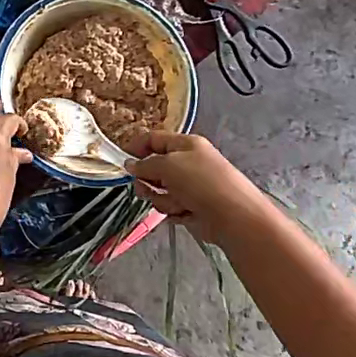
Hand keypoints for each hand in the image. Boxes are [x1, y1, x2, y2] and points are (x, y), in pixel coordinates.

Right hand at [123, 132, 272, 243]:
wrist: (233, 216)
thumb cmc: (202, 182)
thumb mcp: (168, 165)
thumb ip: (145, 164)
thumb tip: (130, 164)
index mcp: (185, 144)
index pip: (154, 139)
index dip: (136, 147)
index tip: (121, 159)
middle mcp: (187, 163)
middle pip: (153, 168)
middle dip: (148, 181)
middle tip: (148, 187)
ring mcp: (189, 186)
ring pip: (158, 191)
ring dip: (163, 199)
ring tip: (178, 203)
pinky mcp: (190, 207)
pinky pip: (169, 207)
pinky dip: (174, 211)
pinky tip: (186, 213)